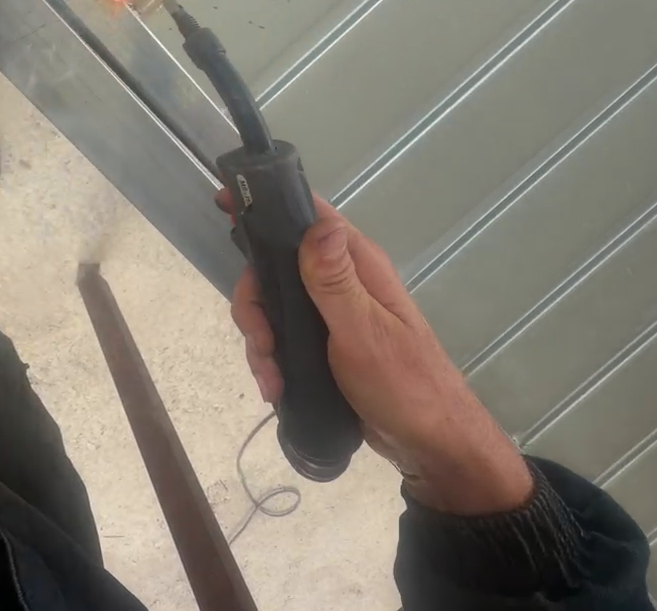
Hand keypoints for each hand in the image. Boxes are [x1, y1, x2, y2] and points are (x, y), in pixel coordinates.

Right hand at [228, 193, 532, 514]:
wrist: (432, 449)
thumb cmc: (405, 386)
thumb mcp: (364, 332)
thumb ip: (335, 279)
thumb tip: (318, 224)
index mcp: (356, 262)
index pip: (307, 214)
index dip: (265, 207)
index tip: (224, 206)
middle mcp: (340, 278)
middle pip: (274, 266)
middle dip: (255, 304)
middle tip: (260, 342)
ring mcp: (329, 310)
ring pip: (272, 304)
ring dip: (260, 340)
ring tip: (270, 379)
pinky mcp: (321, 341)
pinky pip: (280, 335)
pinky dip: (270, 358)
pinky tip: (275, 386)